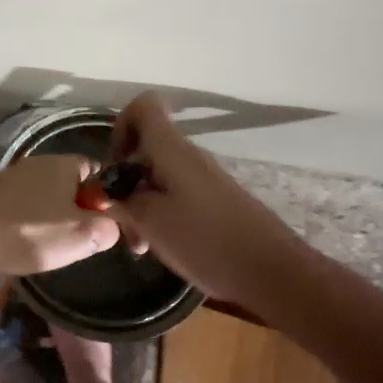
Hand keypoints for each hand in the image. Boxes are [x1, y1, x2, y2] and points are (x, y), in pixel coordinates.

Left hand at [0, 155, 121, 276]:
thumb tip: (110, 225)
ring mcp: (8, 177)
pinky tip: (23, 242)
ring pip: (42, 196)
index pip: (94, 169)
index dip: (106, 194)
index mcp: (60, 164)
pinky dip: (27, 221)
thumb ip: (106, 228)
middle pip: (67, 183)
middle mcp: (34, 164)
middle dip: (78, 209)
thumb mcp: (82, 235)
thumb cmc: (30, 232)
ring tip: (52, 246)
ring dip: (51, 217)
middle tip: (82, 239)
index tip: (109, 221)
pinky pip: (19, 206)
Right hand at [102, 91, 310, 309]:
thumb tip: (105, 192)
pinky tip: (161, 248)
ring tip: (138, 245)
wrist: (276, 275)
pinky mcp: (217, 204)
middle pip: (146, 147)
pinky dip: (161, 215)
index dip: (120, 126)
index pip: (143, 106)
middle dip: (124, 178)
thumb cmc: (207, 240)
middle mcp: (189, 156)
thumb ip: (120, 201)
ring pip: (159, 177)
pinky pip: (177, 196)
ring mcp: (205, 180)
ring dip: (141, 203)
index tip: (112, 163)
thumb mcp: (149, 222)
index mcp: (171, 149)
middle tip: (117, 216)